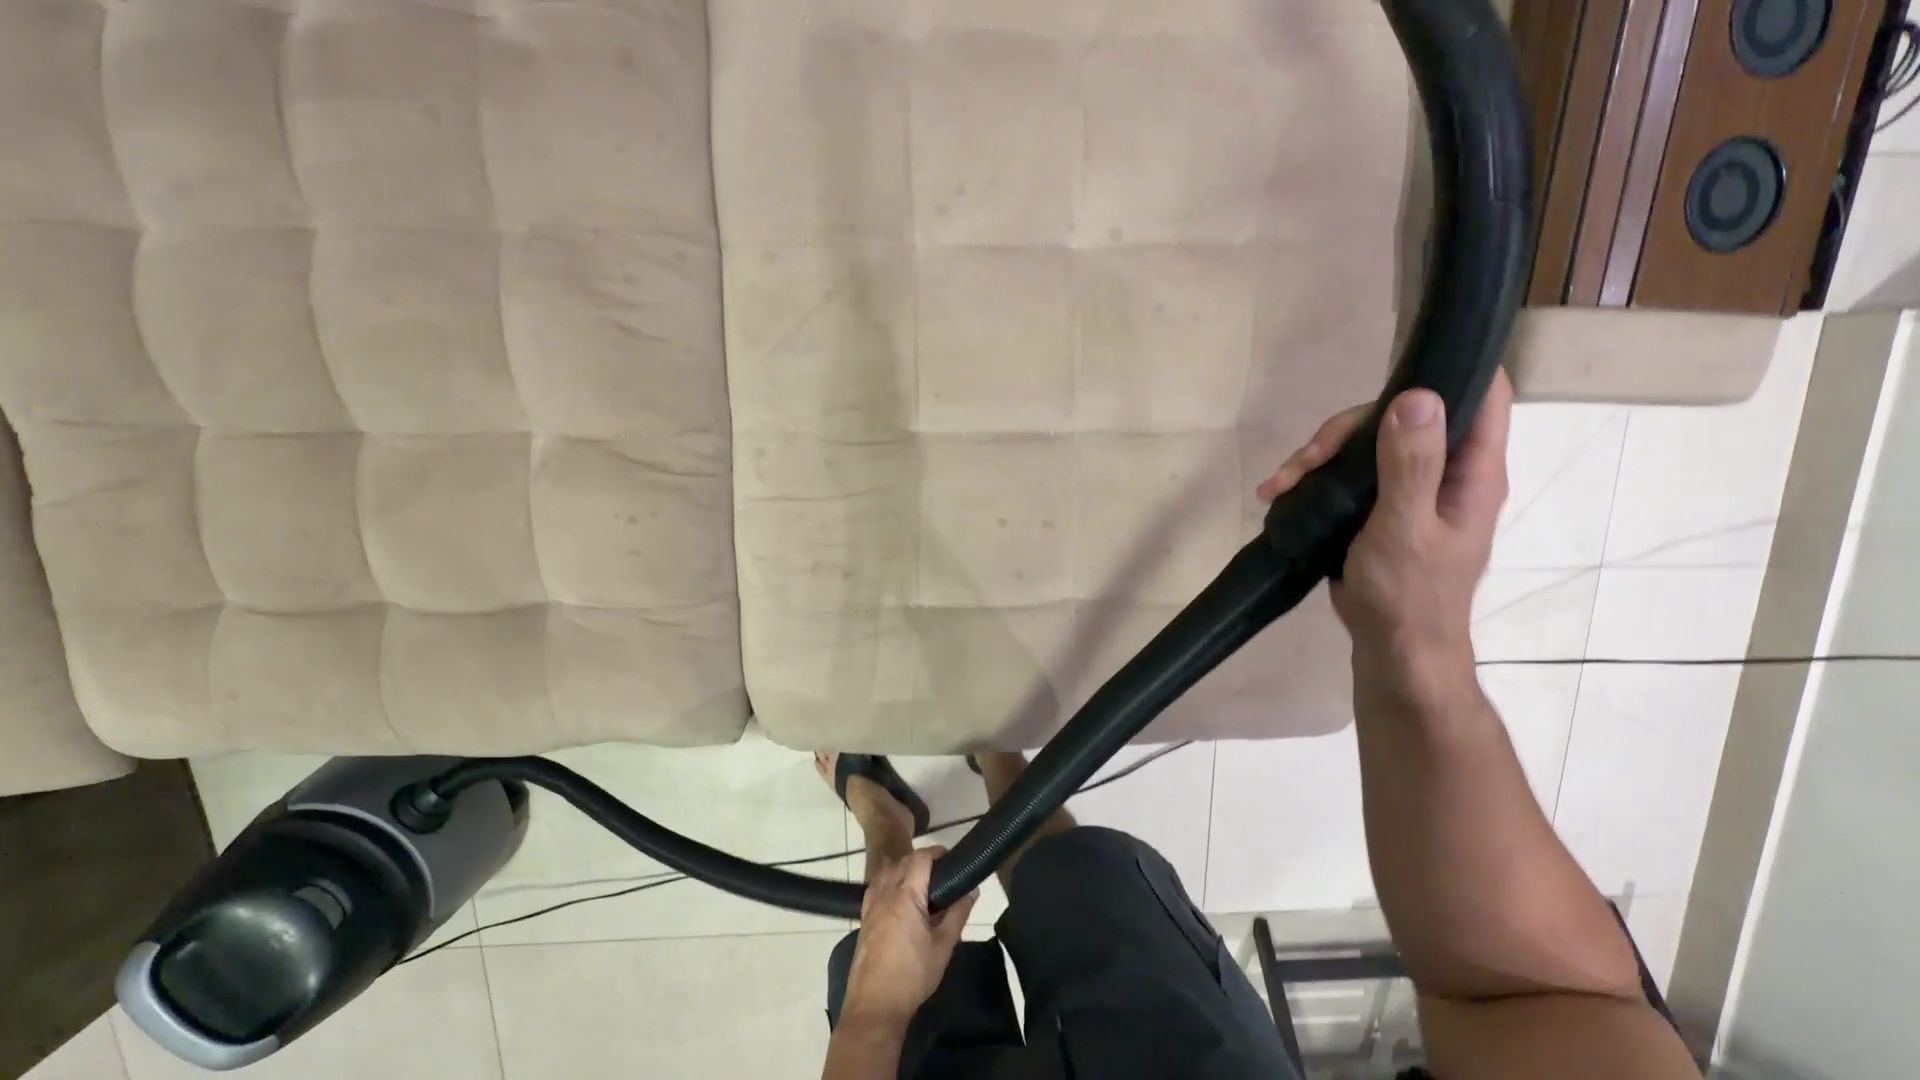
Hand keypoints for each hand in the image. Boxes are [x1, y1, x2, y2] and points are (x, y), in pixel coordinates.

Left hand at [842, 847, 977, 1026]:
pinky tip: (901, 900)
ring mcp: (870, 906)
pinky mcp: (863, 919)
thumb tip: (972, 889)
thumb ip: (958, 913)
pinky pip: (876, 887)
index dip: (936, 852)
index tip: (952, 858)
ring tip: (923, 884)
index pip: (920, 858)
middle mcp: (884, 894)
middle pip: (902, 861)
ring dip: (904, 869)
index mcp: (905, 896)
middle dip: (922, 860)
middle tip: (943, 874)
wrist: (875, 1005)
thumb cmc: (913, 975)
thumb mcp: (943, 946)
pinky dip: (890, 882)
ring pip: (886, 872)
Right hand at [1259, 372, 1512, 703]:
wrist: (1393, 651)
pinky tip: (1279, 494)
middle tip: (1307, 458)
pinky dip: (1312, 478)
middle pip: (1402, 416)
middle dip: (1347, 429)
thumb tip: (1417, 396)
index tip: (1403, 355)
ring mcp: (1411, 489)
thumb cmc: (1408, 595)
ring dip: (1319, 456)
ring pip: (1366, 444)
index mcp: (1472, 471)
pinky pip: (1347, 473)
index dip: (1454, 364)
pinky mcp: (1379, 507)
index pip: (1482, 395)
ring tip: (1279, 484)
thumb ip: (1412, 464)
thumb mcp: (1406, 529)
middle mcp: (1446, 471)